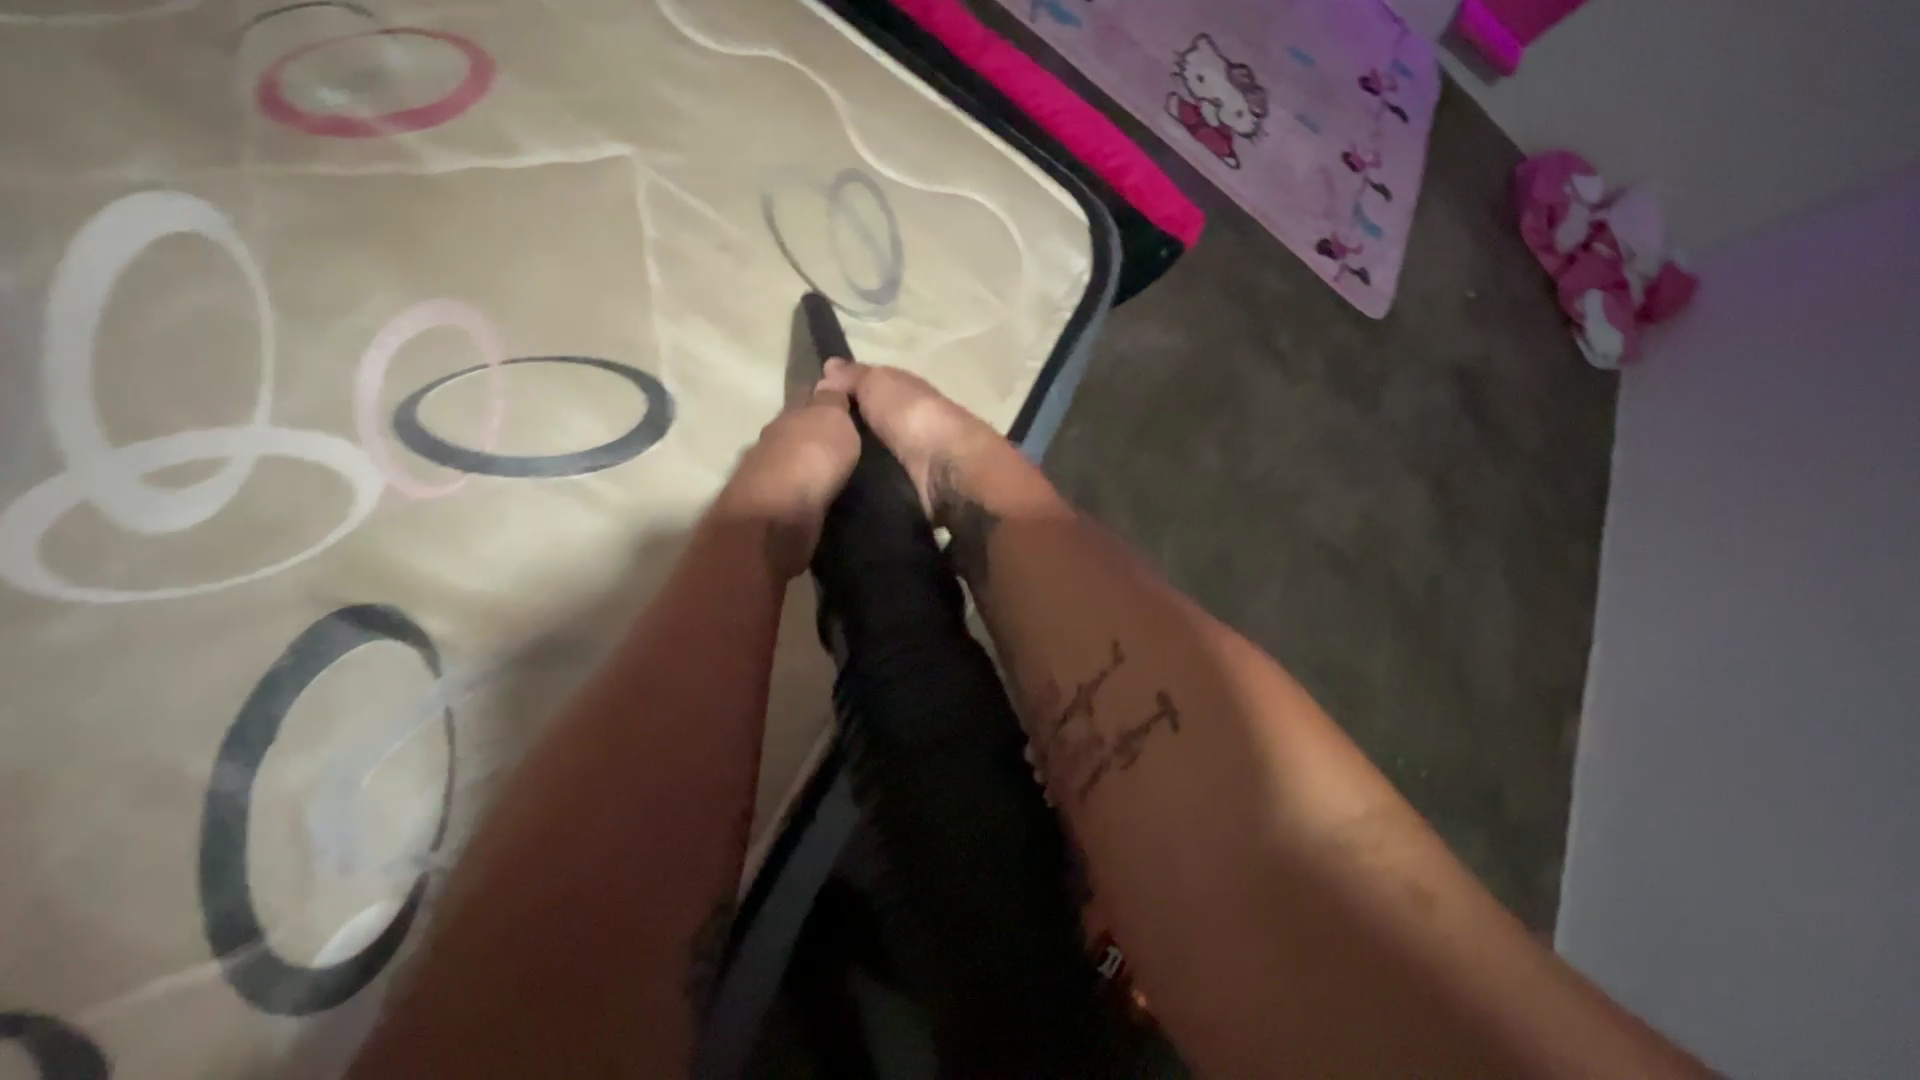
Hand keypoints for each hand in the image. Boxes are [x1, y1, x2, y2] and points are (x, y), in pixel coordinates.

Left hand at [718, 369, 860, 578]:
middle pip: (799, 434)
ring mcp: (768, 478)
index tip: (849, 404)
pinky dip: (809, 495)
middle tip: (851, 445)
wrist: (777, 517)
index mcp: (788, 417)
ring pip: (796, 465)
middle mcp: (773, 444)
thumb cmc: (810, 459)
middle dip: (819, 437)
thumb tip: (829, 380)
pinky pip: (797, 495)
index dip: (827, 399)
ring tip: (843, 476)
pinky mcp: (771, 510)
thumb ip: (831, 401)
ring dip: (813, 469)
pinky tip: (826, 499)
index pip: (808, 400)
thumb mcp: (831, 418)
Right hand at [823, 359, 1001, 524]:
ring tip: (814, 471)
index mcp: (905, 395)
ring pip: (870, 460)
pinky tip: (835, 491)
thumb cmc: (913, 416)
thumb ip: (855, 377)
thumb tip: (830, 367)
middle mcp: (909, 427)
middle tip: (806, 446)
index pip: (869, 393)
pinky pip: (878, 487)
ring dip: (848, 464)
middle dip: (842, 437)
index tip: (806, 409)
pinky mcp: (909, 491)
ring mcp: (911, 462)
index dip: (841, 398)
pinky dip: (861, 488)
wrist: (946, 469)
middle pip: (867, 430)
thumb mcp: (879, 383)